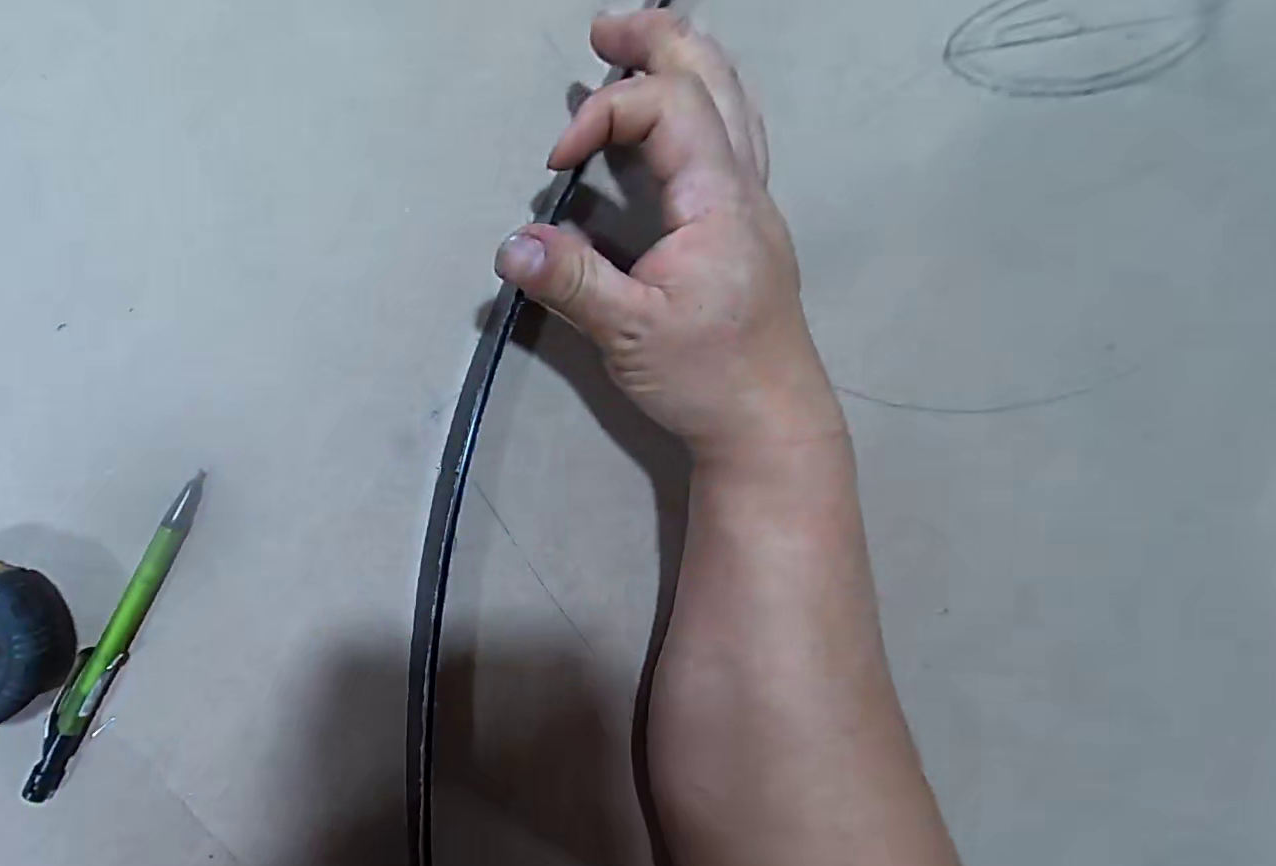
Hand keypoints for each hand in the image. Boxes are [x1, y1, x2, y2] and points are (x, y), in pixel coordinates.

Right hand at [495, 10, 843, 461]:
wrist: (766, 417)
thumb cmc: (704, 373)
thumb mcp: (627, 330)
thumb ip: (571, 281)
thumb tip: (509, 245)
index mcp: (718, 198)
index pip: (664, 108)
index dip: (602, 115)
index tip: (554, 164)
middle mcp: (743, 186)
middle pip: (713, 80)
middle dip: (658, 40)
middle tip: (606, 27)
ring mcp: (749, 208)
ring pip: (733, 104)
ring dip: (689, 61)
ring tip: (646, 43)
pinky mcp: (742, 235)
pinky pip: (731, 141)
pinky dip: (703, 106)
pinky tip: (682, 122)